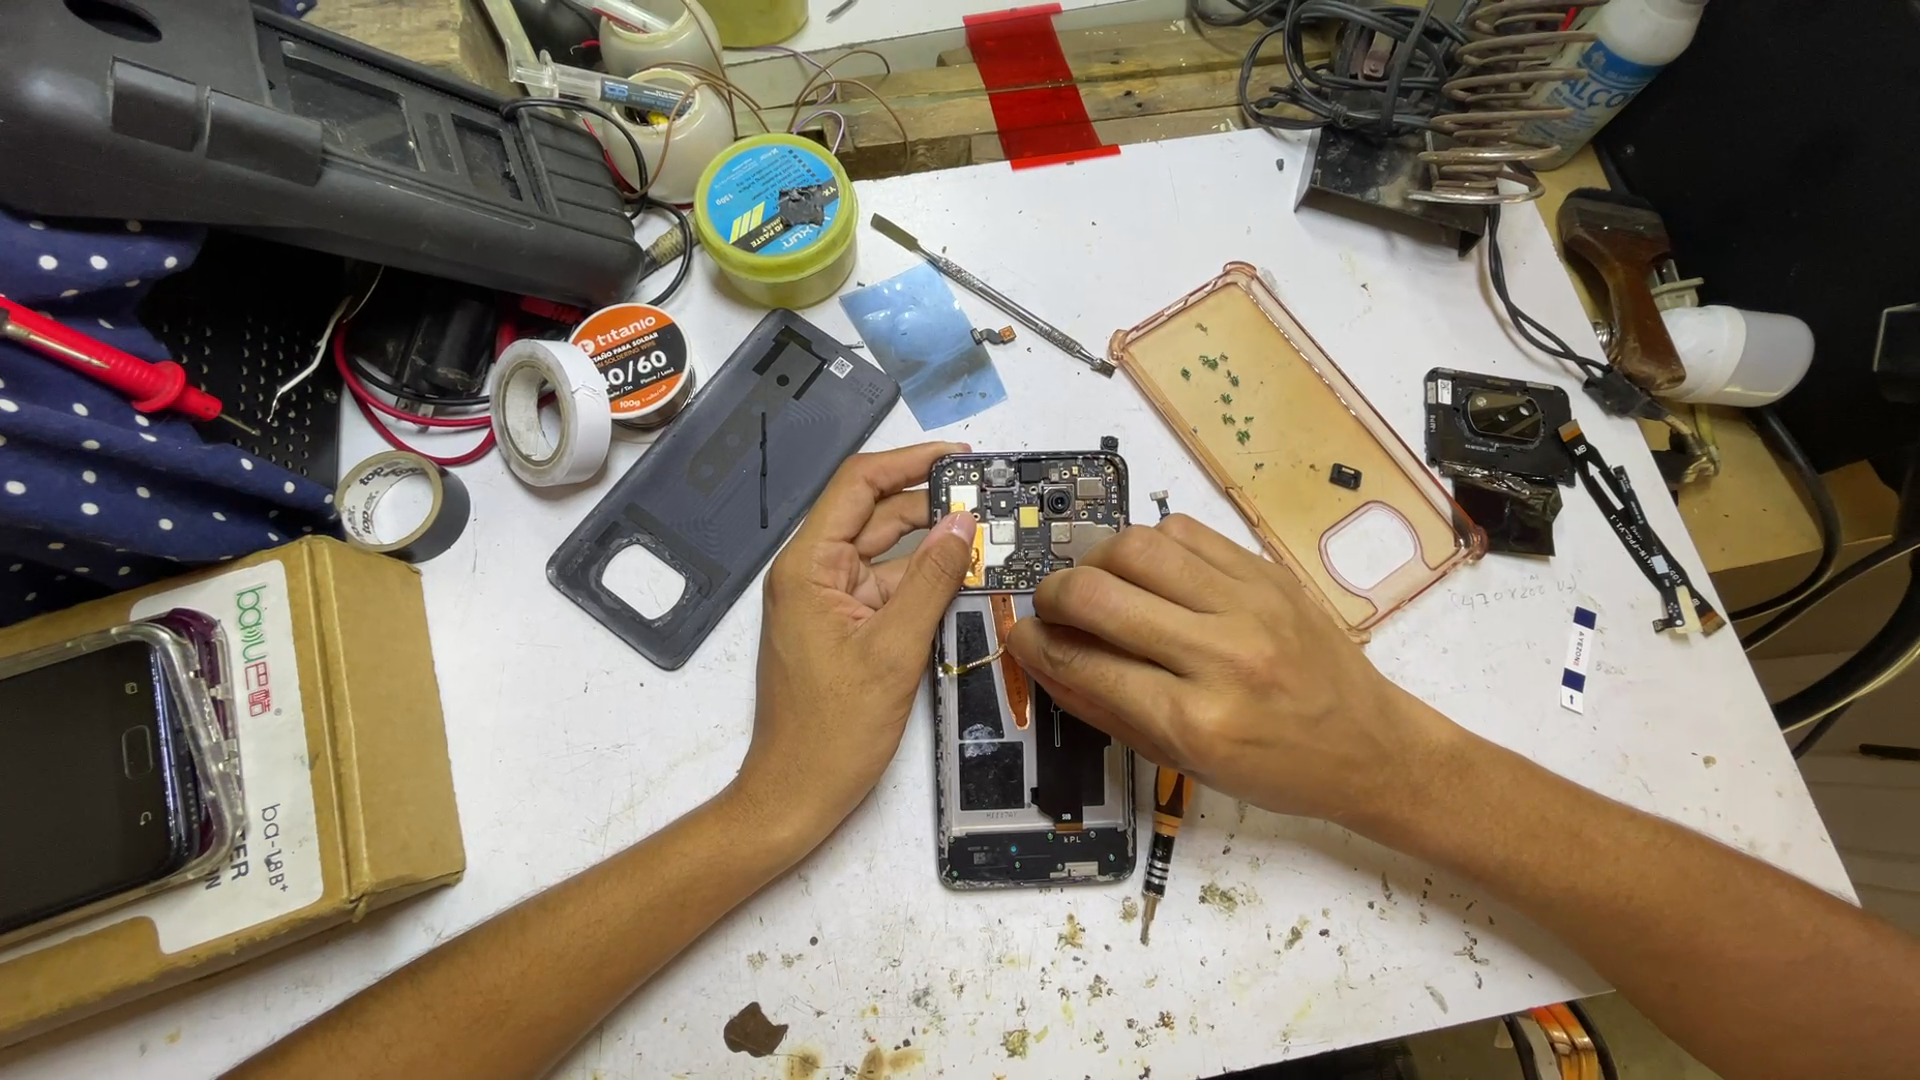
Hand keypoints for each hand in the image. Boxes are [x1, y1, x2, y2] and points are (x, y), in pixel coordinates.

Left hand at [739, 442, 977, 843]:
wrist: (796, 794)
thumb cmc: (833, 730)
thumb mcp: (893, 649)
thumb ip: (931, 580)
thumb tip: (963, 523)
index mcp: (809, 566)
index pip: (858, 486)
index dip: (908, 462)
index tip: (957, 456)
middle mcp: (815, 573)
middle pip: (875, 516)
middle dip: (929, 504)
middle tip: (986, 498)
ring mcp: (830, 600)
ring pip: (886, 554)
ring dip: (932, 545)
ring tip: (985, 535)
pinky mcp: (846, 625)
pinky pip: (888, 588)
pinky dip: (923, 582)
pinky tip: (962, 577)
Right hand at [1005, 514, 1458, 826]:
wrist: (1373, 747)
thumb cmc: (1273, 771)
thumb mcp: (1181, 762)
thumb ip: (1103, 709)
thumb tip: (1042, 660)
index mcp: (1194, 720)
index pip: (1083, 663)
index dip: (1035, 646)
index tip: (1021, 638)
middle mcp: (1219, 654)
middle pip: (1098, 594)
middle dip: (1052, 597)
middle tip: (1051, 609)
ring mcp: (1248, 603)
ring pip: (1136, 547)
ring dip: (1095, 561)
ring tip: (1097, 583)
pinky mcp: (1266, 572)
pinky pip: (1183, 530)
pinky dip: (1147, 546)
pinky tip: (1148, 572)